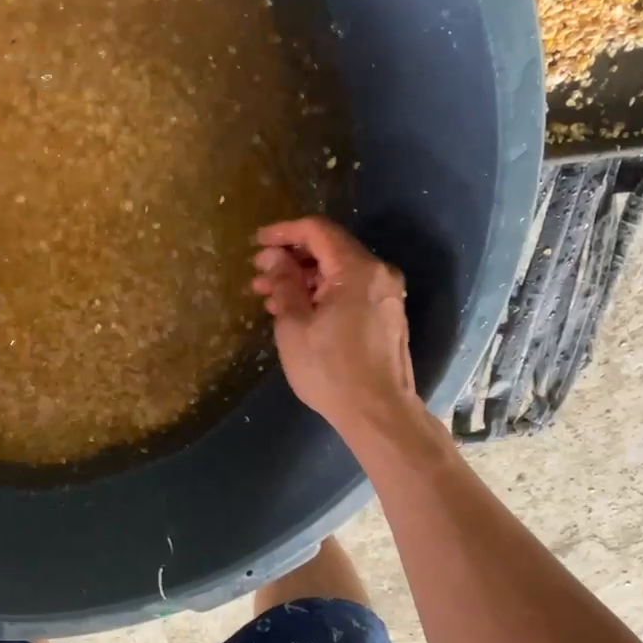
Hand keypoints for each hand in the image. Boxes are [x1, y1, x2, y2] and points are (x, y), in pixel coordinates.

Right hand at [252, 216, 416, 438]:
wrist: (377, 410)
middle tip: (258, 274)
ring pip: (338, 273)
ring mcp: (385, 295)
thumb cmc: (329, 369)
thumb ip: (284, 284)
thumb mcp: (294, 325)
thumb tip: (275, 257)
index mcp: (357, 269)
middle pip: (330, 250)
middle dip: (291, 259)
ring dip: (303, 279)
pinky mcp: (385, 315)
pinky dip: (321, 293)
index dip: (284, 232)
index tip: (257, 242)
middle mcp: (378, 273)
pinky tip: (296, 311)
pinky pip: (349, 291)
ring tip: (269, 296)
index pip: (318, 231)